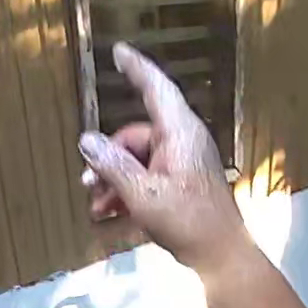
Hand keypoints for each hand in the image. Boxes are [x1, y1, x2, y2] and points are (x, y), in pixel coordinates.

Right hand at [79, 43, 249, 275]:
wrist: (221, 256)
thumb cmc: (188, 221)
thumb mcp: (143, 194)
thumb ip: (113, 166)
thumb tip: (87, 140)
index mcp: (179, 133)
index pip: (155, 88)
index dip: (136, 68)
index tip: (118, 52)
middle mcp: (182, 142)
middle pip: (136, 136)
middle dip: (108, 158)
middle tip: (88, 183)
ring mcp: (183, 165)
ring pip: (139, 161)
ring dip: (115, 181)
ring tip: (97, 206)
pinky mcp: (183, 186)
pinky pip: (149, 179)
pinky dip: (129, 192)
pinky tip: (110, 214)